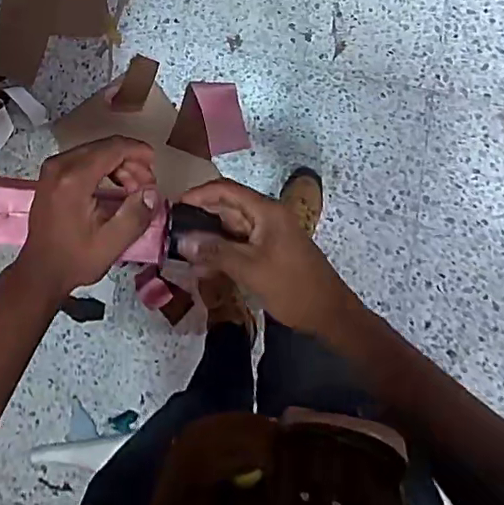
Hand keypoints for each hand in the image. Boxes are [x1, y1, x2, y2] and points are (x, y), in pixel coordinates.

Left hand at [14, 137, 159, 297]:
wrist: (39, 273)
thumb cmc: (74, 260)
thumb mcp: (111, 244)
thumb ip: (135, 215)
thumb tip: (152, 192)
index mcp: (73, 179)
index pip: (112, 149)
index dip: (137, 151)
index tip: (155, 162)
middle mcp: (60, 166)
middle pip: (103, 147)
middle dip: (130, 160)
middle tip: (147, 184)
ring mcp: (52, 168)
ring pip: (94, 151)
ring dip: (118, 164)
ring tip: (134, 189)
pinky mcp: (51, 175)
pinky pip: (83, 159)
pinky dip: (103, 167)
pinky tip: (115, 186)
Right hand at [177, 180, 361, 335]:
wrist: (331, 314)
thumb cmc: (293, 287)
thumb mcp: (251, 270)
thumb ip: (216, 252)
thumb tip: (183, 241)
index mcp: (266, 211)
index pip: (226, 189)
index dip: (199, 193)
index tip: (174, 206)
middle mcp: (266, 216)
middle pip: (227, 207)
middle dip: (200, 216)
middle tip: (173, 229)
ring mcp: (268, 234)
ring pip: (231, 227)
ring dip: (208, 238)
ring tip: (182, 250)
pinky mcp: (268, 251)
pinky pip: (239, 244)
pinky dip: (221, 251)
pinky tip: (202, 266)